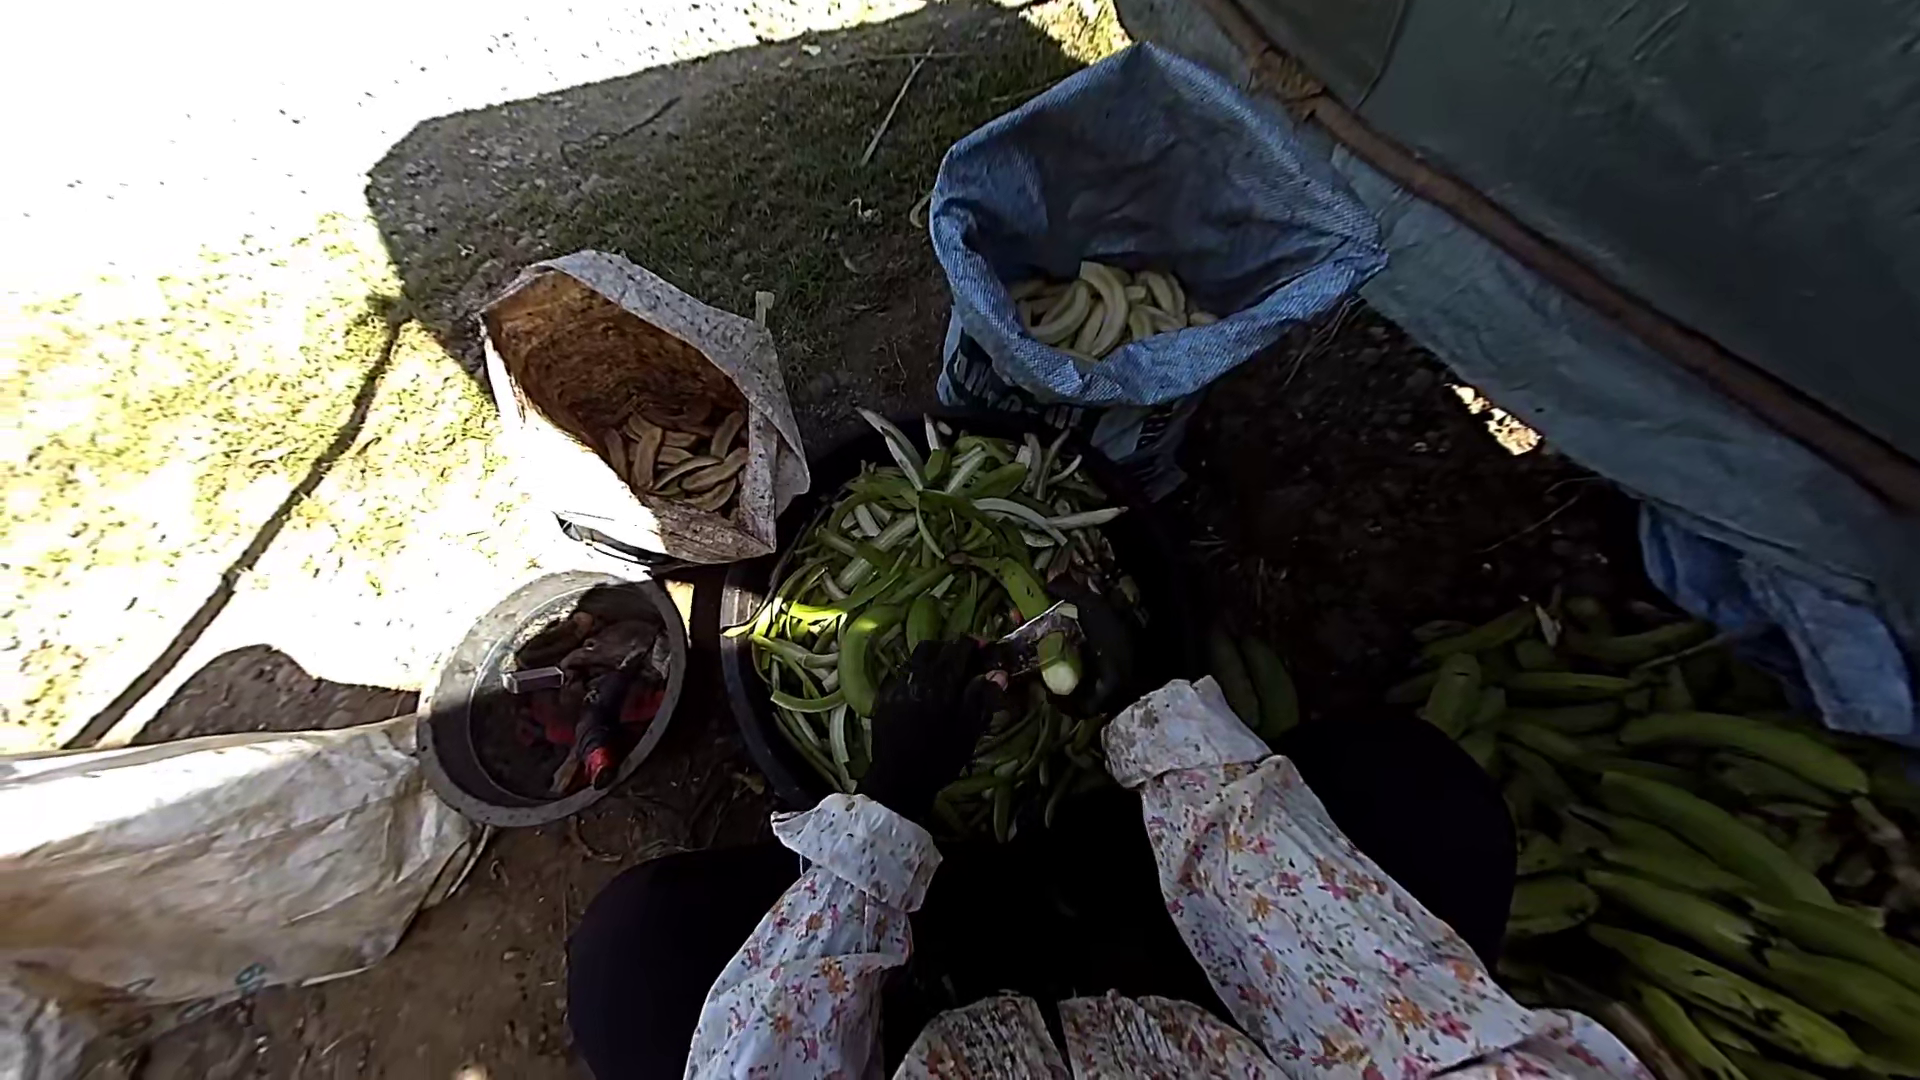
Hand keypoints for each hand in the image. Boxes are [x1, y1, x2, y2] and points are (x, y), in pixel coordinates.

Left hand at [858, 641, 1007, 824]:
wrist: (897, 781)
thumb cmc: (939, 758)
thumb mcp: (967, 731)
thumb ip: (981, 698)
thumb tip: (999, 673)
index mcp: (939, 683)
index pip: (957, 648)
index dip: (974, 644)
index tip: (986, 648)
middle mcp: (915, 677)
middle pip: (933, 647)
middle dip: (951, 648)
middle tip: (966, 660)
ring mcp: (895, 685)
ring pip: (915, 658)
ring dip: (933, 659)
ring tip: (946, 674)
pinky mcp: (883, 697)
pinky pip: (902, 673)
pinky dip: (917, 673)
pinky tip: (925, 690)